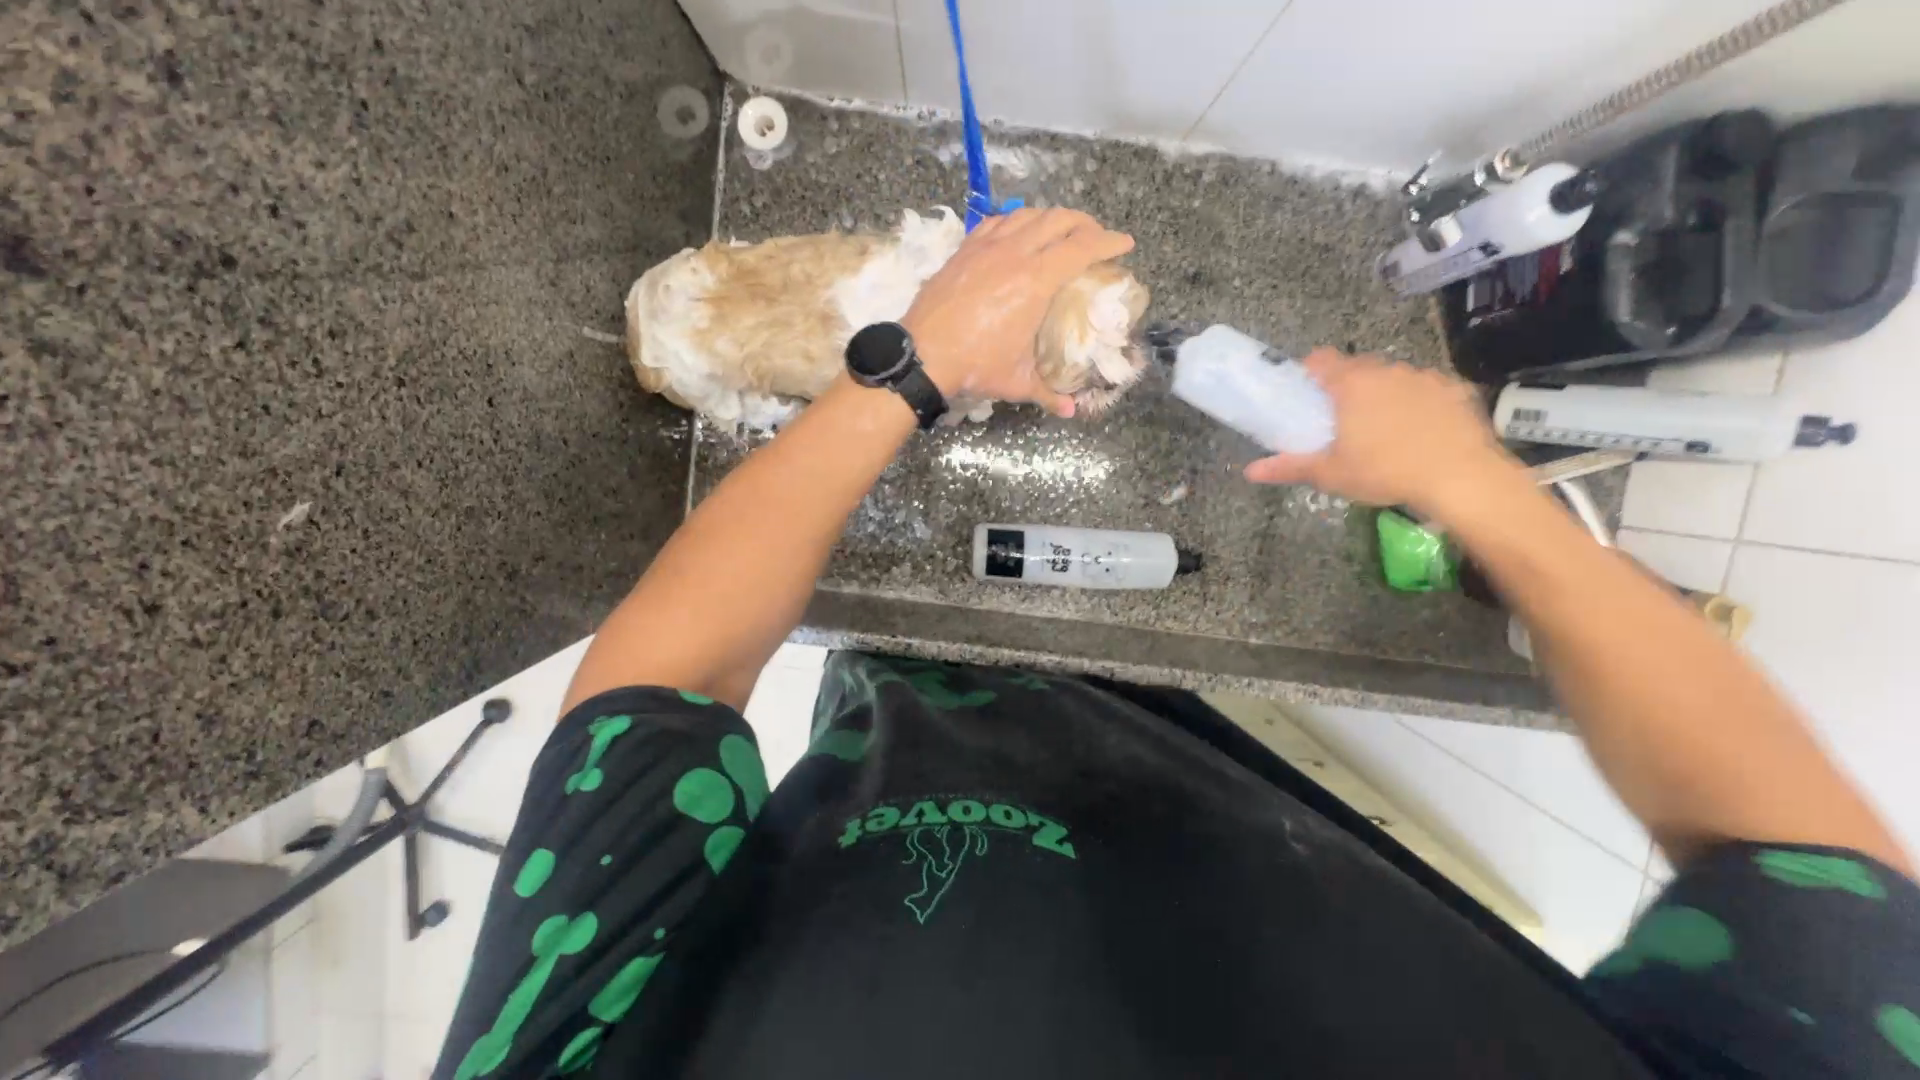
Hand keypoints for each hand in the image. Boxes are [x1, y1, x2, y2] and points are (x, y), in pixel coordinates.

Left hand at [902, 207, 1134, 416]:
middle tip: (1096, 236)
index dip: (1109, 241)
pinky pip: (996, 221)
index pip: (1083, 247)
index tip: (1125, 243)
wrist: (922, 356)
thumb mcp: (1016, 382)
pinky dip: (1016, 221)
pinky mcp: (964, 250)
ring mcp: (986, 247)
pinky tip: (1018, 232)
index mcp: (1036, 280)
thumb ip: (1048, 393)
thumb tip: (1069, 410)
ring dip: (1050, 218)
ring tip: (1060, 230)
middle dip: (1084, 223)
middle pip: (1059, 220)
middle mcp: (1014, 253)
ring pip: (1027, 214)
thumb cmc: (974, 366)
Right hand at [1243, 348, 1519, 515]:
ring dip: (1385, 394)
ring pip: (1395, 378)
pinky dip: (1420, 404)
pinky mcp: (1456, 390)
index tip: (1306, 390)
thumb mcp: (1331, 474)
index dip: (1310, 370)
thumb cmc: (1385, 472)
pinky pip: (1428, 391)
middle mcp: (1387, 371)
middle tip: (1342, 418)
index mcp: (1352, 385)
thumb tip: (1250, 471)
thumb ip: (1290, 466)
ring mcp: (1425, 378)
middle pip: (1359, 367)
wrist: (1461, 478)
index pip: (1321, 359)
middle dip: (1348, 386)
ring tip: (1384, 429)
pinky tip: (1421, 432)